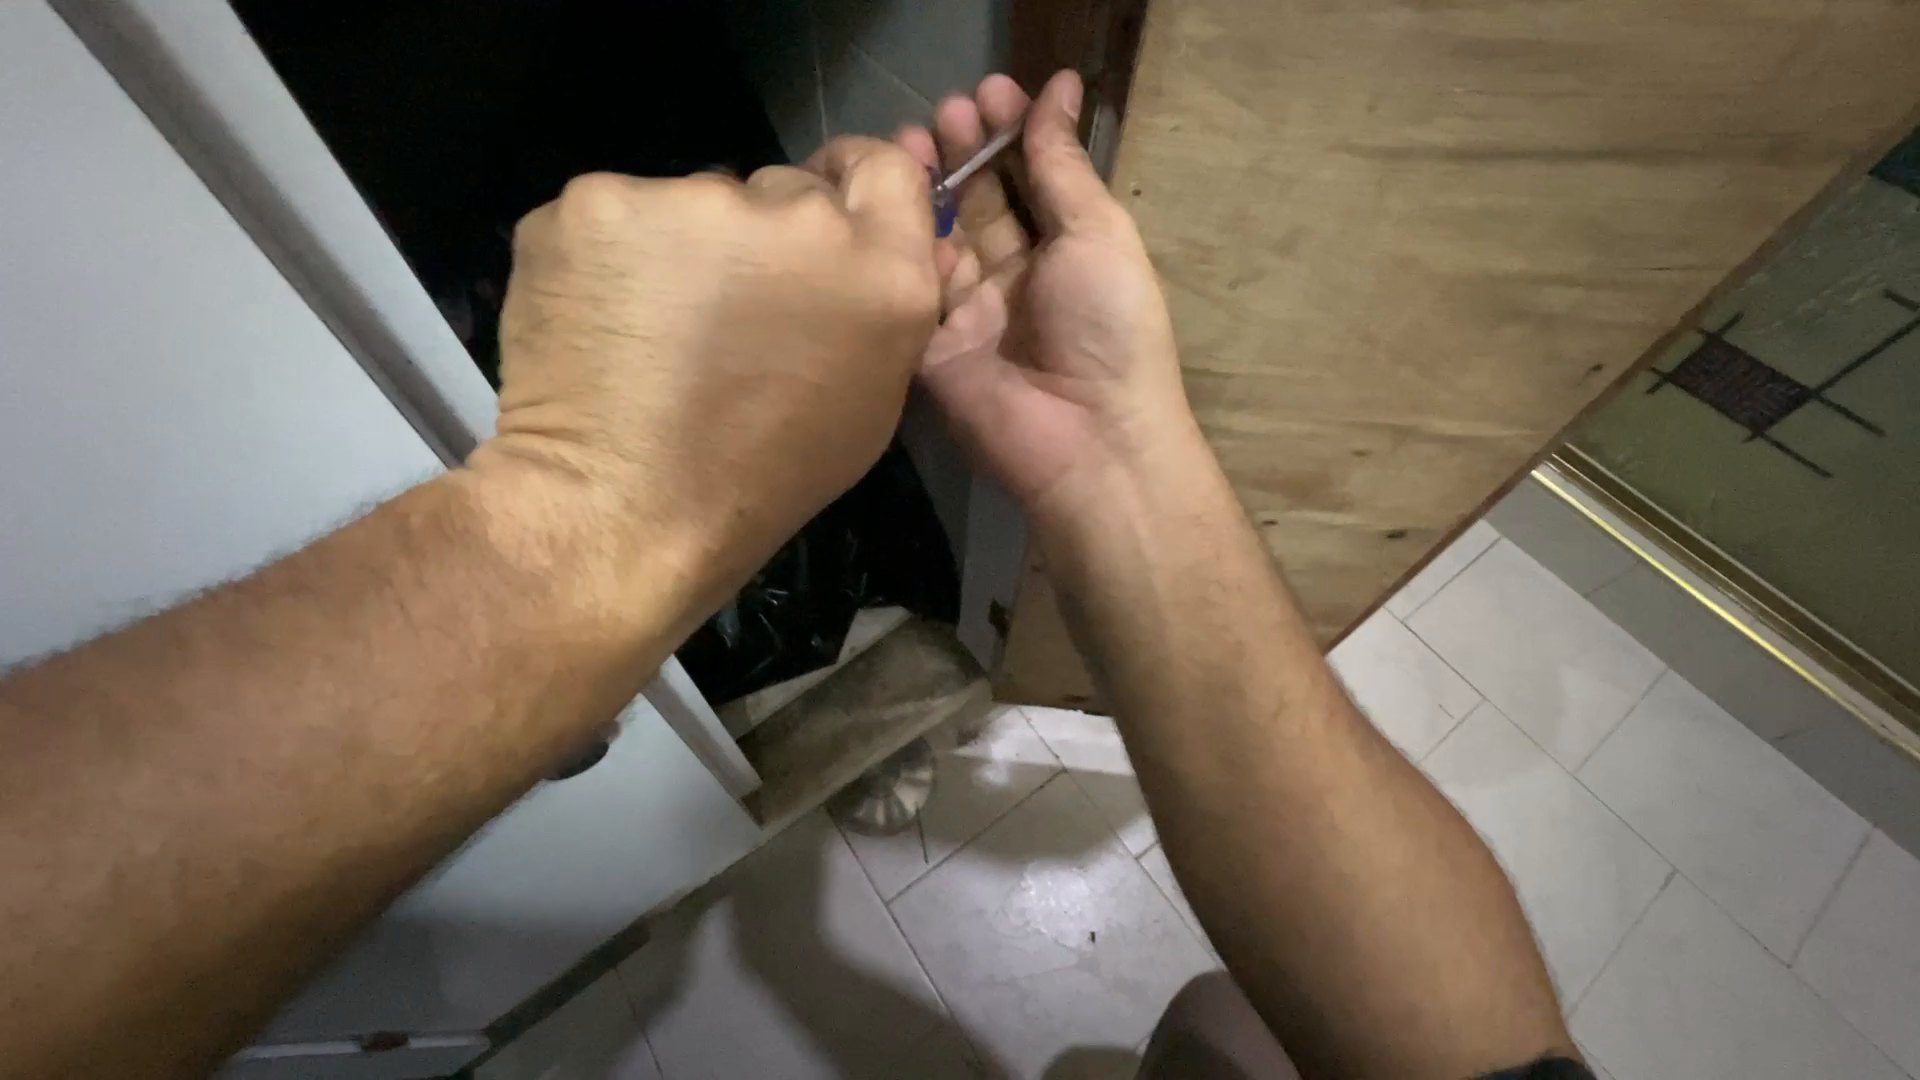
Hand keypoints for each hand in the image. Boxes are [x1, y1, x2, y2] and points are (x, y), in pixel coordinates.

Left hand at [468, 140, 940, 619]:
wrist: (625, 508)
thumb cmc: (765, 477)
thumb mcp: (869, 405)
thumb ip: (881, 312)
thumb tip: (877, 254)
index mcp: (882, 273)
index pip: (886, 169)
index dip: (855, 186)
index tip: (826, 216)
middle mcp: (802, 218)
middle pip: (788, 191)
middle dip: (768, 241)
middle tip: (732, 316)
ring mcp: (694, 200)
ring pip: (701, 204)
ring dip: (692, 249)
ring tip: (660, 332)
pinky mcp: (600, 202)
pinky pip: (622, 216)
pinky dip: (618, 257)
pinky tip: (609, 321)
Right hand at [897, 71, 1192, 527]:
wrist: (1086, 436)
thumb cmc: (1110, 327)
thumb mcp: (1098, 234)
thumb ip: (1064, 167)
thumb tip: (1061, 88)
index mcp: (1063, 251)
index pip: (1027, 180)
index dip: (1007, 135)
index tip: (989, 91)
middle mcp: (1014, 278)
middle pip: (978, 203)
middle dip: (962, 152)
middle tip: (945, 111)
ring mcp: (969, 312)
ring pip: (939, 239)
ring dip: (926, 189)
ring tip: (914, 142)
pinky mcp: (931, 347)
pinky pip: (914, 290)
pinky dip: (909, 249)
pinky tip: (903, 208)